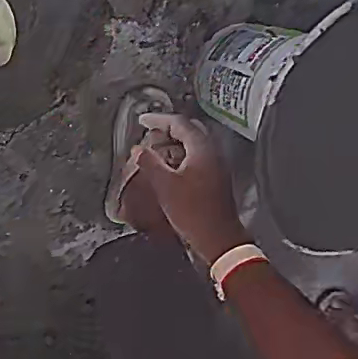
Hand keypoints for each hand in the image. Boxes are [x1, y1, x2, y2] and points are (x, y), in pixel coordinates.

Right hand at [133, 113, 244, 263]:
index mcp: (202, 149)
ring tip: (153, 150)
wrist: (219, 239)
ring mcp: (216, 165)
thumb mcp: (165, 186)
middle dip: (166, 130)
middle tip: (148, 134)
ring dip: (173, 143)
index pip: (180, 123)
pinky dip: (180, 155)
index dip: (158, 120)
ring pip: (192, 144)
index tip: (141, 120)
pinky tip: (167, 166)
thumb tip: (138, 149)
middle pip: (189, 130)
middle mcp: (212, 152)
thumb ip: (150, 163)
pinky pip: (196, 157)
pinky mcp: (215, 177)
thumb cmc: (192, 211)